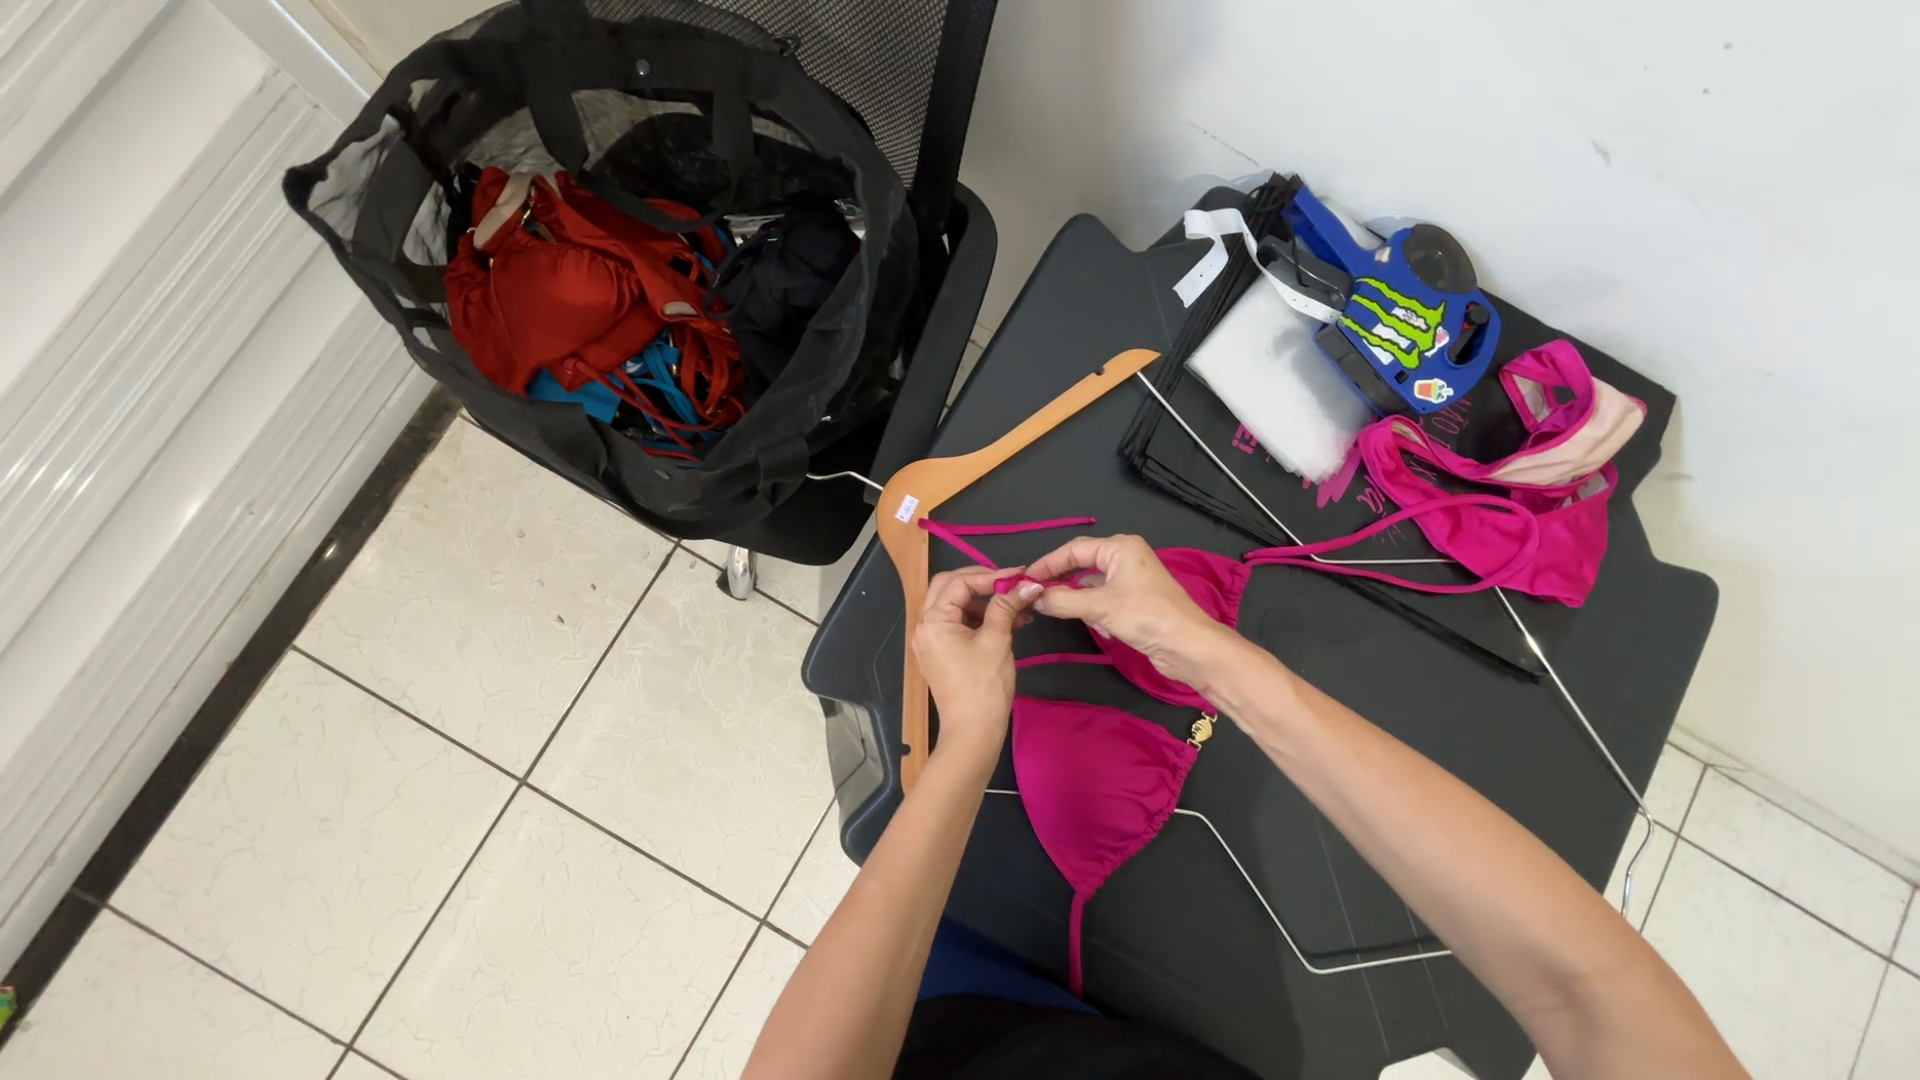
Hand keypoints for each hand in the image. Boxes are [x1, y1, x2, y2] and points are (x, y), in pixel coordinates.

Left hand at [913, 567, 1043, 763]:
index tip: (1019, 576)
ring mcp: (931, 641)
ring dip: (983, 601)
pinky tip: (1007, 622)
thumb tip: (1028, 583)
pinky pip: (957, 625)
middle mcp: (925, 626)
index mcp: (933, 620)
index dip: (991, 575)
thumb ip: (1007, 606)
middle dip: (981, 582)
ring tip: (1016, 607)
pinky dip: (979, 619)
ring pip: (955, 606)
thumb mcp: (997, 640)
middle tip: (1010, 584)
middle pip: (950, 588)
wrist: (973, 732)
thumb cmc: (984, 685)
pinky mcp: (940, 654)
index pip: (960, 582)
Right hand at [1023, 534, 1232, 687]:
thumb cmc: (1146, 616)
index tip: (1024, 579)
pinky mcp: (1135, 599)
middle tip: (1035, 593)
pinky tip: (1093, 624)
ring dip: (1076, 597)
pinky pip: (1103, 598)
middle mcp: (1126, 557)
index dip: (1047, 564)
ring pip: (1091, 583)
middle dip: (1060, 579)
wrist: (1188, 646)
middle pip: (1082, 563)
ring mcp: (1132, 579)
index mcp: (1120, 547)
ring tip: (1055, 609)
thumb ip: (1062, 600)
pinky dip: (1093, 609)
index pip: (1073, 549)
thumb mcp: (1099, 607)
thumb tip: (1034, 597)